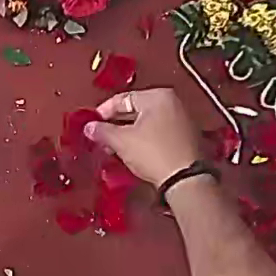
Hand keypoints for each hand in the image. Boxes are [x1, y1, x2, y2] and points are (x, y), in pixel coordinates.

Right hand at [84, 88, 202, 185]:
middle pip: (136, 110)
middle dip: (116, 124)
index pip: (123, 98)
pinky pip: (158, 132)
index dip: (104, 111)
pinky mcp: (186, 137)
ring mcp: (182, 119)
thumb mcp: (122, 141)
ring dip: (129, 133)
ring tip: (114, 147)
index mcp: (158, 96)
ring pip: (147, 122)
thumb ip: (102, 131)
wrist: (186, 179)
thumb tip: (88, 127)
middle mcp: (173, 103)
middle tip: (101, 137)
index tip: (92, 123)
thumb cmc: (153, 152)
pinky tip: (133, 152)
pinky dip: (144, 139)